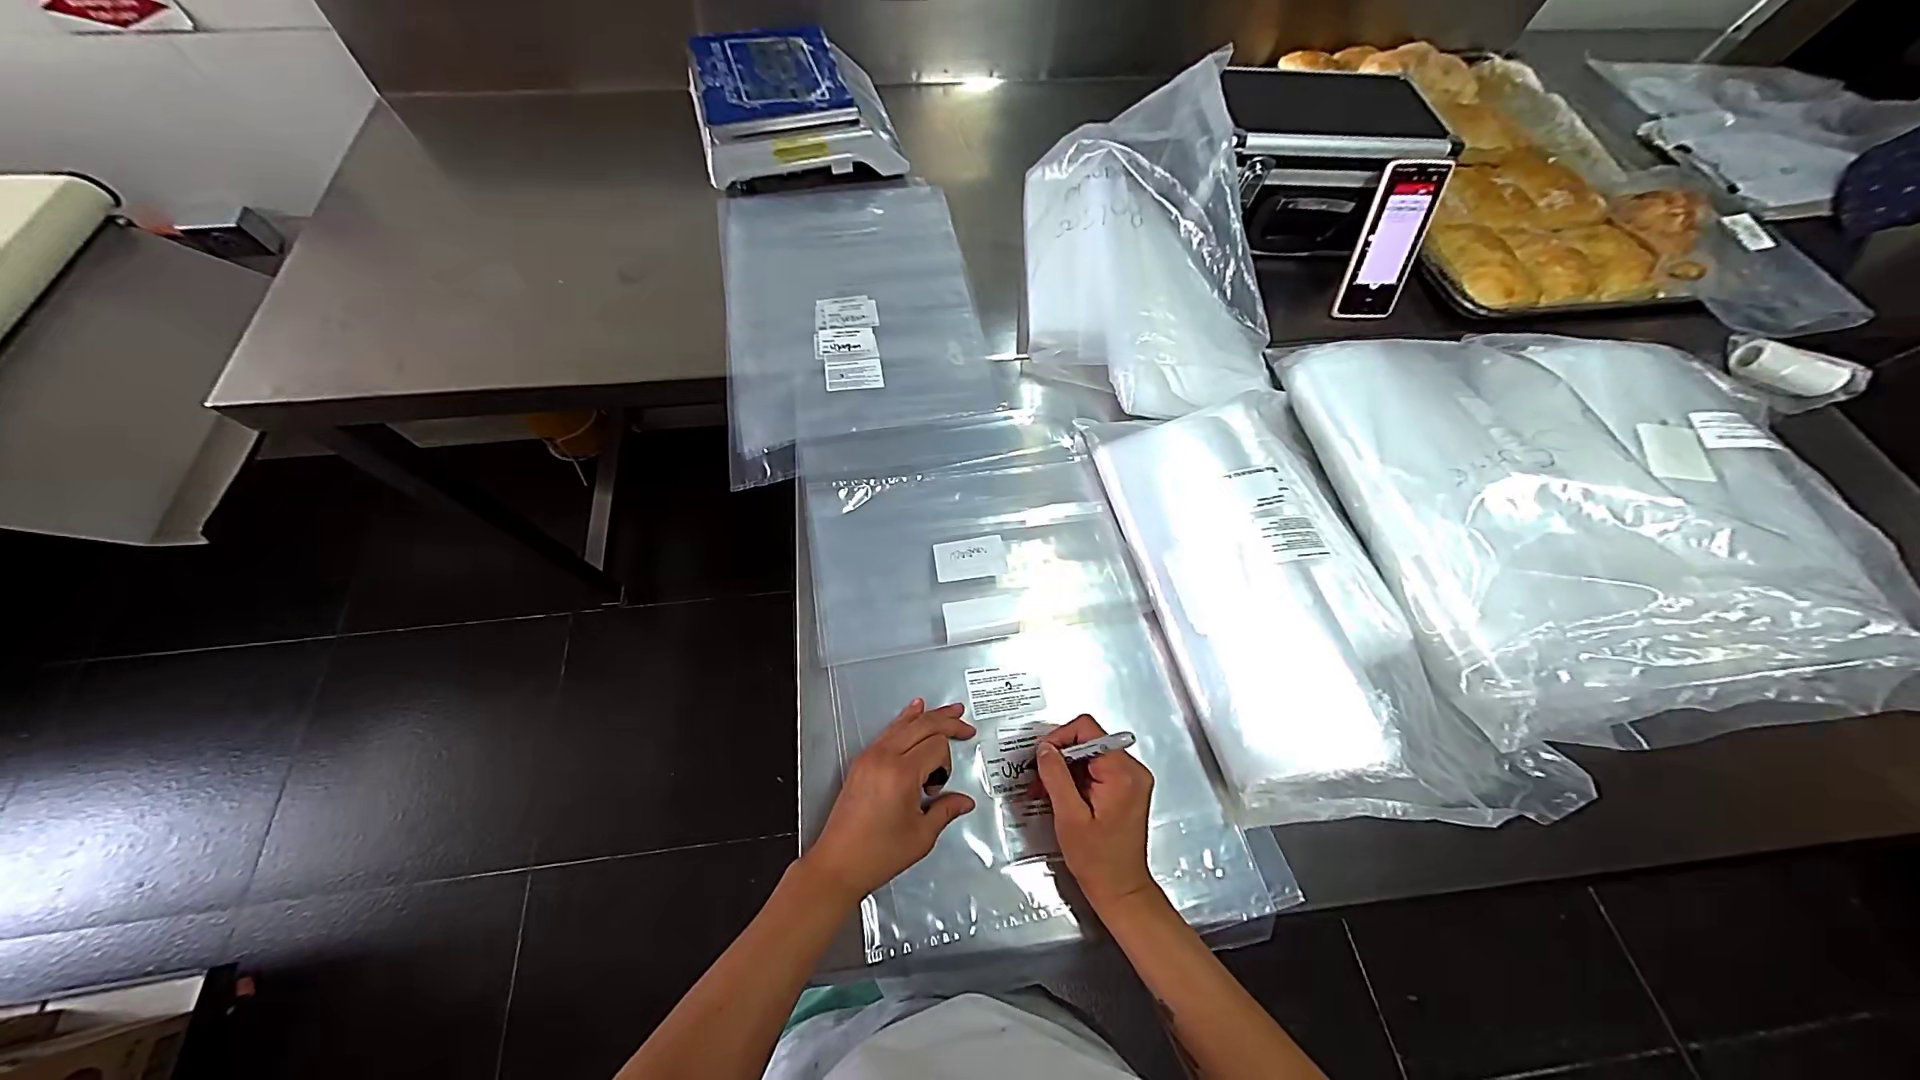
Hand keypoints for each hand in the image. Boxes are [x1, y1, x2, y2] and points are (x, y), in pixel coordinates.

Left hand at [801, 699, 975, 905]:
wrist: (837, 864)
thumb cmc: (874, 854)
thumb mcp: (921, 835)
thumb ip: (946, 810)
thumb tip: (963, 801)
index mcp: (901, 774)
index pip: (936, 745)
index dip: (946, 763)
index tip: (940, 786)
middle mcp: (883, 758)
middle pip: (923, 725)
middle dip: (948, 723)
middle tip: (964, 726)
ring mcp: (869, 757)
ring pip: (905, 723)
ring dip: (929, 716)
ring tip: (949, 712)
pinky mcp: (861, 762)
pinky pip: (888, 731)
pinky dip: (905, 720)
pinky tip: (913, 713)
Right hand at [1034, 714, 1159, 910]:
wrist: (1120, 890)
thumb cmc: (1098, 860)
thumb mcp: (1069, 816)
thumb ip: (1056, 776)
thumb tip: (1045, 748)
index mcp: (1123, 773)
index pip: (1087, 730)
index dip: (1059, 738)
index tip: (1042, 756)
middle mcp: (1132, 771)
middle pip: (1089, 740)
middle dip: (1060, 756)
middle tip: (1038, 776)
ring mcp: (1131, 779)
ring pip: (1090, 755)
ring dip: (1065, 769)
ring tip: (1045, 789)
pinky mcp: (1126, 789)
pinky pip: (1096, 769)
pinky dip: (1075, 778)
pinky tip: (1060, 795)